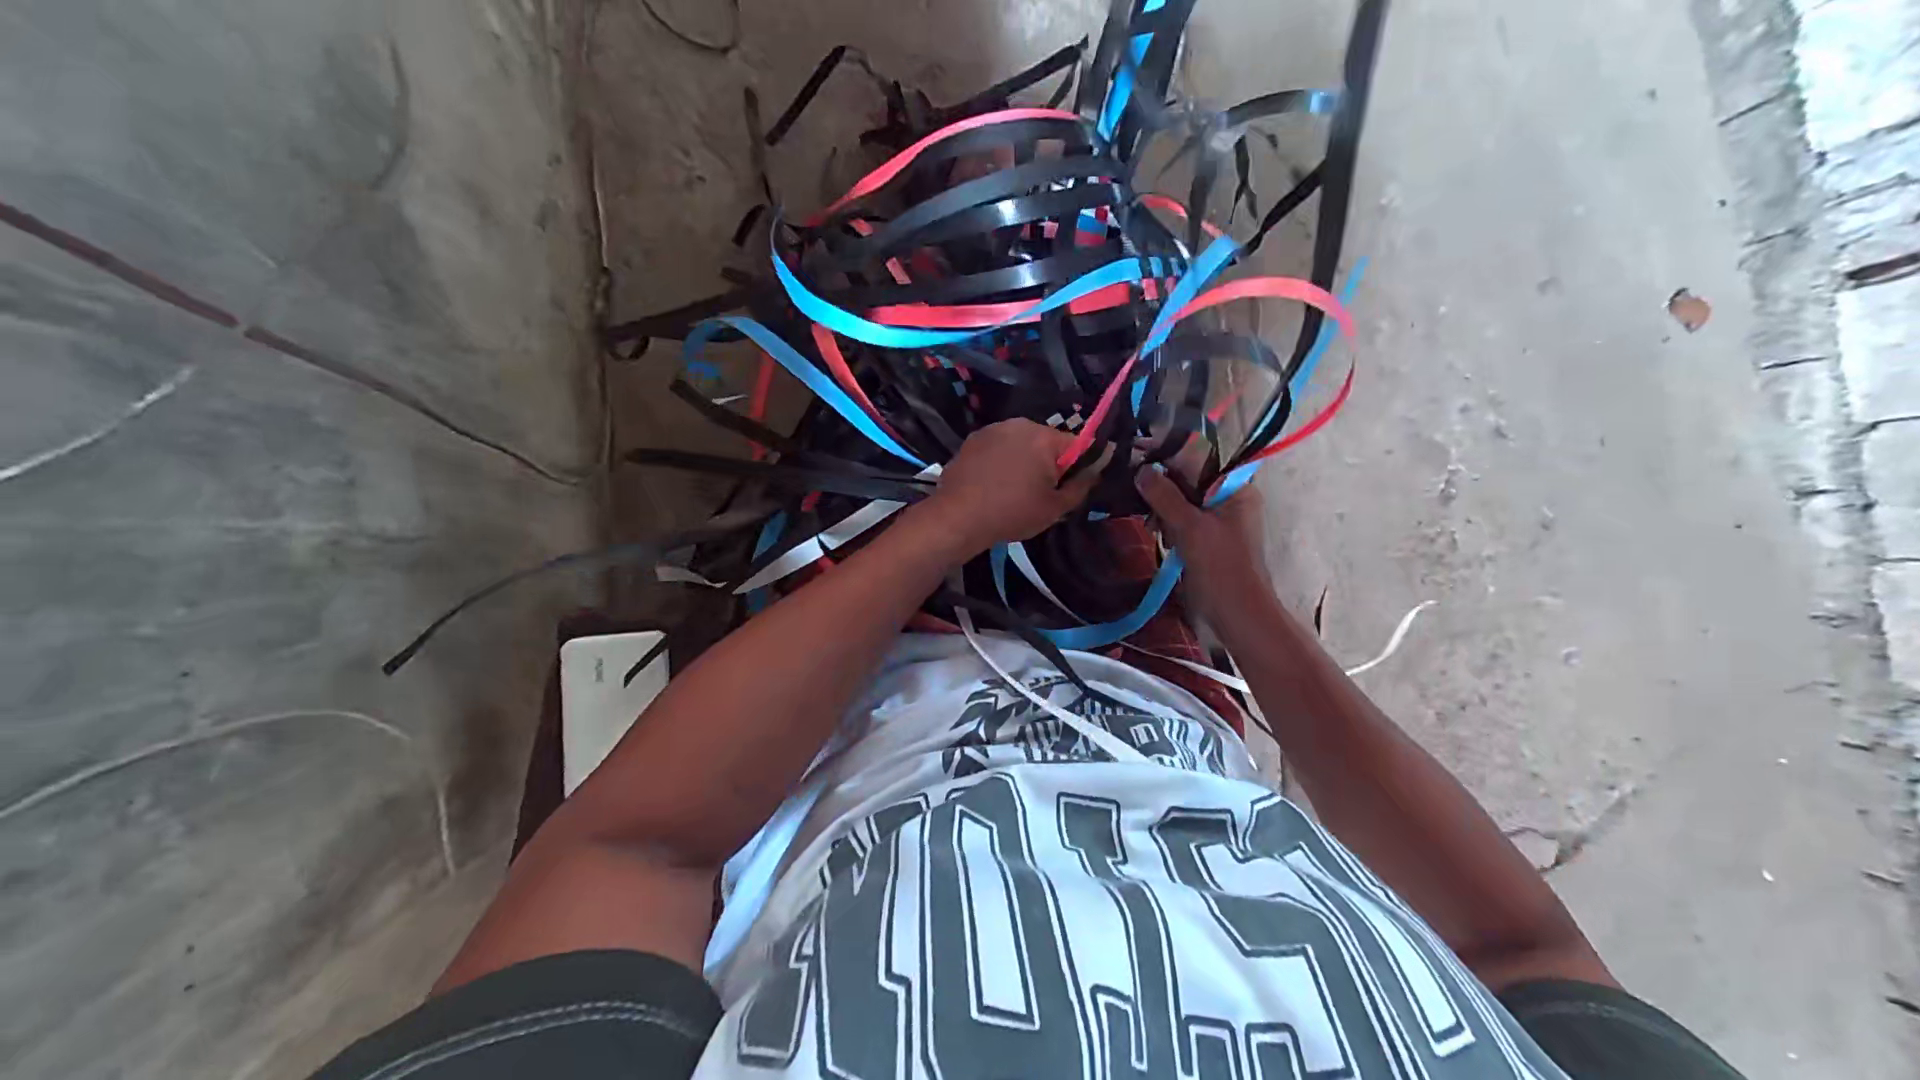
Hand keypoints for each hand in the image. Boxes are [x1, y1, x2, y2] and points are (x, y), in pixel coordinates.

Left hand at [918, 420, 1105, 554]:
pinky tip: (994, 484)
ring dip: (1024, 460)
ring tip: (1015, 490)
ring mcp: (992, 429)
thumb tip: (1095, 471)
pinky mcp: (972, 440)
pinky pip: (998, 448)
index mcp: (1043, 437)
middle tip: (1042, 493)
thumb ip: (1080, 486)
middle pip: (1047, 442)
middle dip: (1049, 462)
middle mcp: (1019, 424)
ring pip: (1021, 443)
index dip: (1081, 466)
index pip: (1078, 445)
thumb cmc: (1012, 513)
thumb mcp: (1055, 508)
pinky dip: (1001, 462)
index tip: (1074, 486)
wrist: (957, 517)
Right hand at [1134, 466, 1273, 624]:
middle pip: (1188, 480)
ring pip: (1182, 502)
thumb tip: (1141, 470)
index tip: (1139, 462)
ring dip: (1164, 511)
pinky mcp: (1209, 539)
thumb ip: (1165, 496)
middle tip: (1144, 503)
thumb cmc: (1220, 566)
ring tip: (1154, 527)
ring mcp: (1219, 520)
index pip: (1199, 459)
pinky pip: (1184, 521)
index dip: (1168, 458)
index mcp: (1235, 488)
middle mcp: (1229, 499)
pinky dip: (1171, 526)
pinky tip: (1162, 537)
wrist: (1238, 613)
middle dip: (1164, 491)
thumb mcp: (1190, 527)